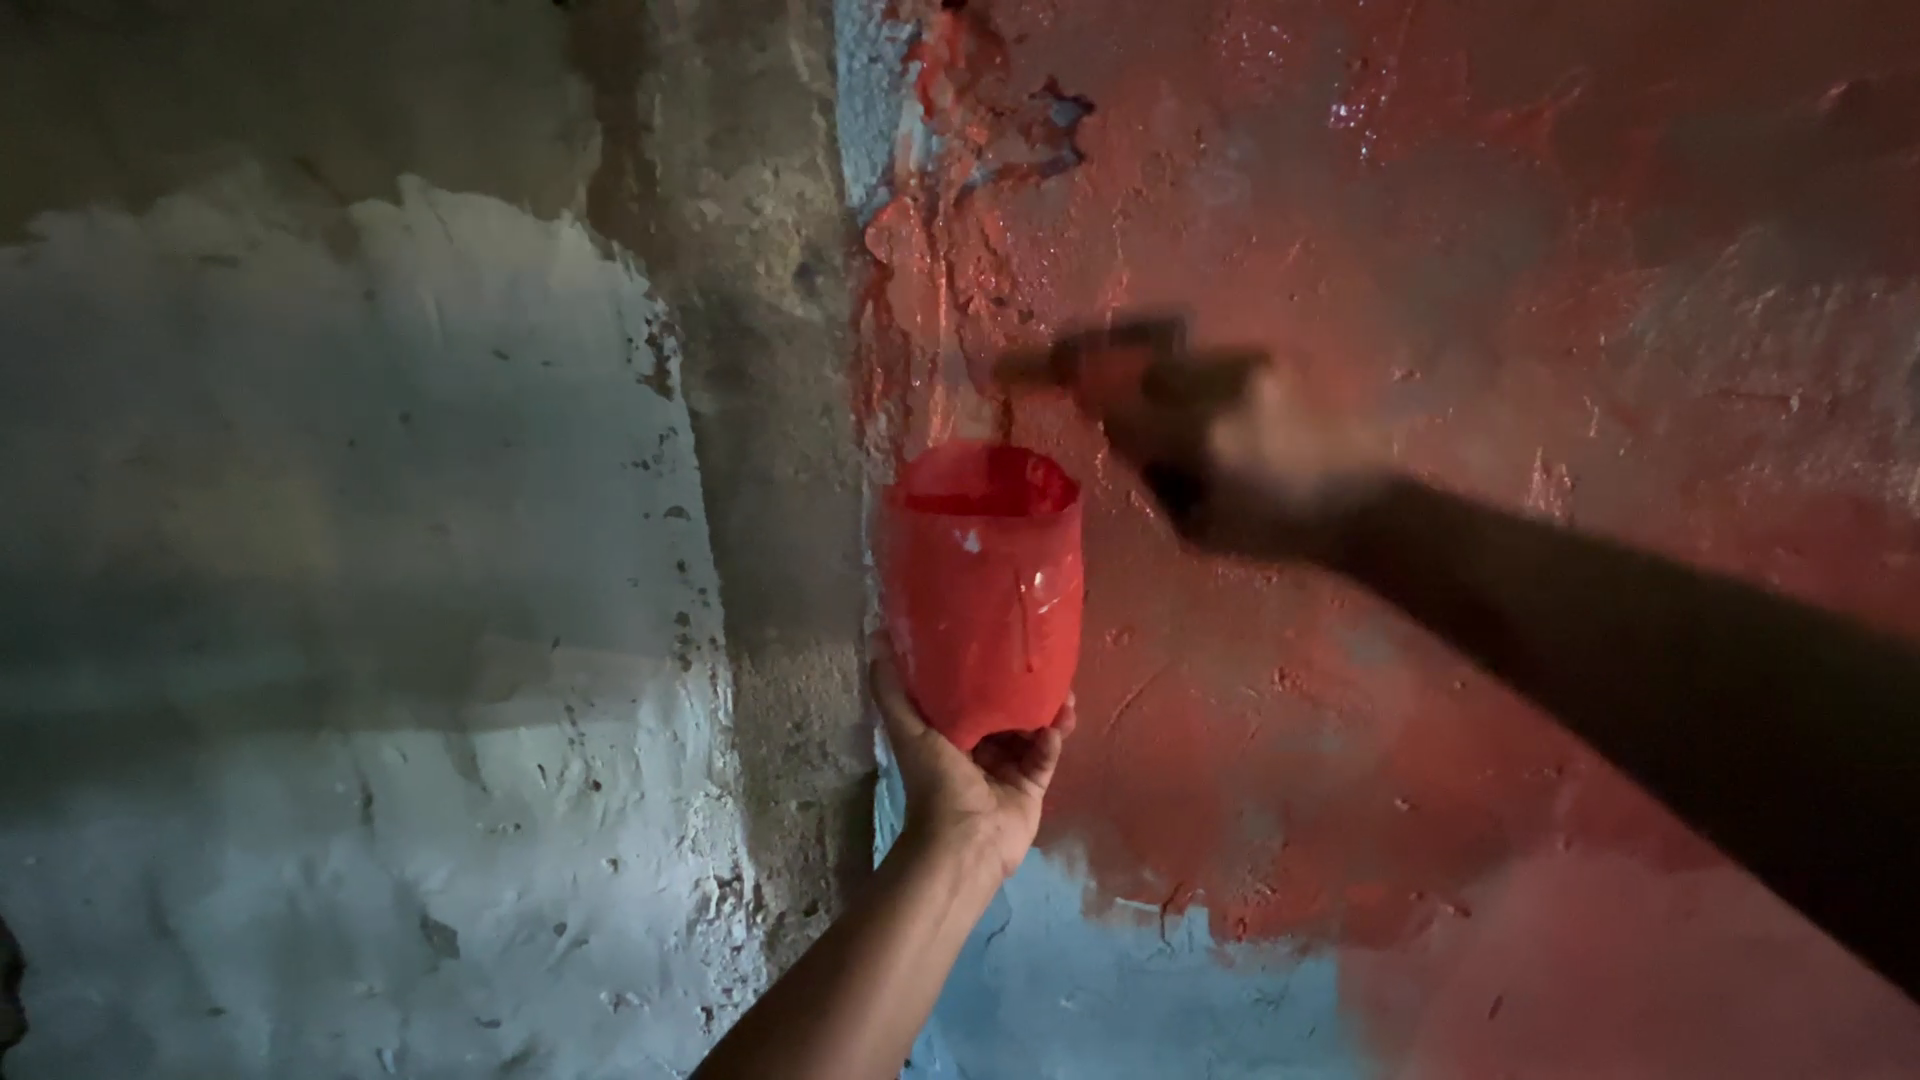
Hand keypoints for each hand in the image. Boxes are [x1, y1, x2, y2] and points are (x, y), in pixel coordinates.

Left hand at [870, 642, 1076, 880]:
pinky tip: (1057, 725)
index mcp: (949, 736)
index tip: (1000, 645)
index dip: (985, 674)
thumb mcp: (908, 730)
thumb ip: (892, 690)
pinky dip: (1052, 740)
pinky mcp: (1031, 787)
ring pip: (1031, 731)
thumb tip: (876, 639)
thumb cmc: (934, 782)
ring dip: (1047, 711)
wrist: (964, 841)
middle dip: (1024, 691)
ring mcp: (1007, 769)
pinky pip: (1045, 757)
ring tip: (1064, 693)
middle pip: (1006, 712)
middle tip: (1043, 667)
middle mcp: (979, 750)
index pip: (970, 697)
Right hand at [997, 316, 1387, 559]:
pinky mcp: (1268, 356)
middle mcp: (1224, 388)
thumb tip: (1117, 427)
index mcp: (1203, 439)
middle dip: (1099, 373)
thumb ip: (1149, 471)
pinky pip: (1199, 356)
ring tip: (1157, 413)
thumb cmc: (1273, 532)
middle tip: (1071, 379)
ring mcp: (1251, 364)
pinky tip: (1193, 409)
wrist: (1362, 505)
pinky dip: (1178, 376)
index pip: (1110, 404)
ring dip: (1144, 377)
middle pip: (1134, 366)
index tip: (1006, 366)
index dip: (1054, 382)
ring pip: (1166, 354)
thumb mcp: (1193, 525)